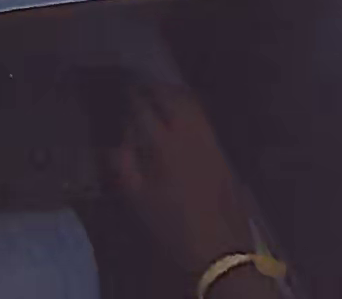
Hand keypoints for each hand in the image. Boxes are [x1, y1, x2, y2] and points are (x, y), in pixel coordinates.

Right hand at [106, 82, 256, 278]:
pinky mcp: (222, 152)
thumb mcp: (137, 197)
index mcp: (163, 145)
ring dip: (172, 94)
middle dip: (151, 88)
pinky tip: (180, 113)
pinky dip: (189, 107)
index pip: (142, 107)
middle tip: (138, 86)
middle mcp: (188, 136)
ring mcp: (209, 142)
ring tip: (158, 93)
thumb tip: (119, 137)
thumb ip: (123, 161)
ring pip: (190, 104)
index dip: (129, 96)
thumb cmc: (173, 226)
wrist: (222, 255)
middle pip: (169, 97)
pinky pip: (203, 118)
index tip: (120, 92)